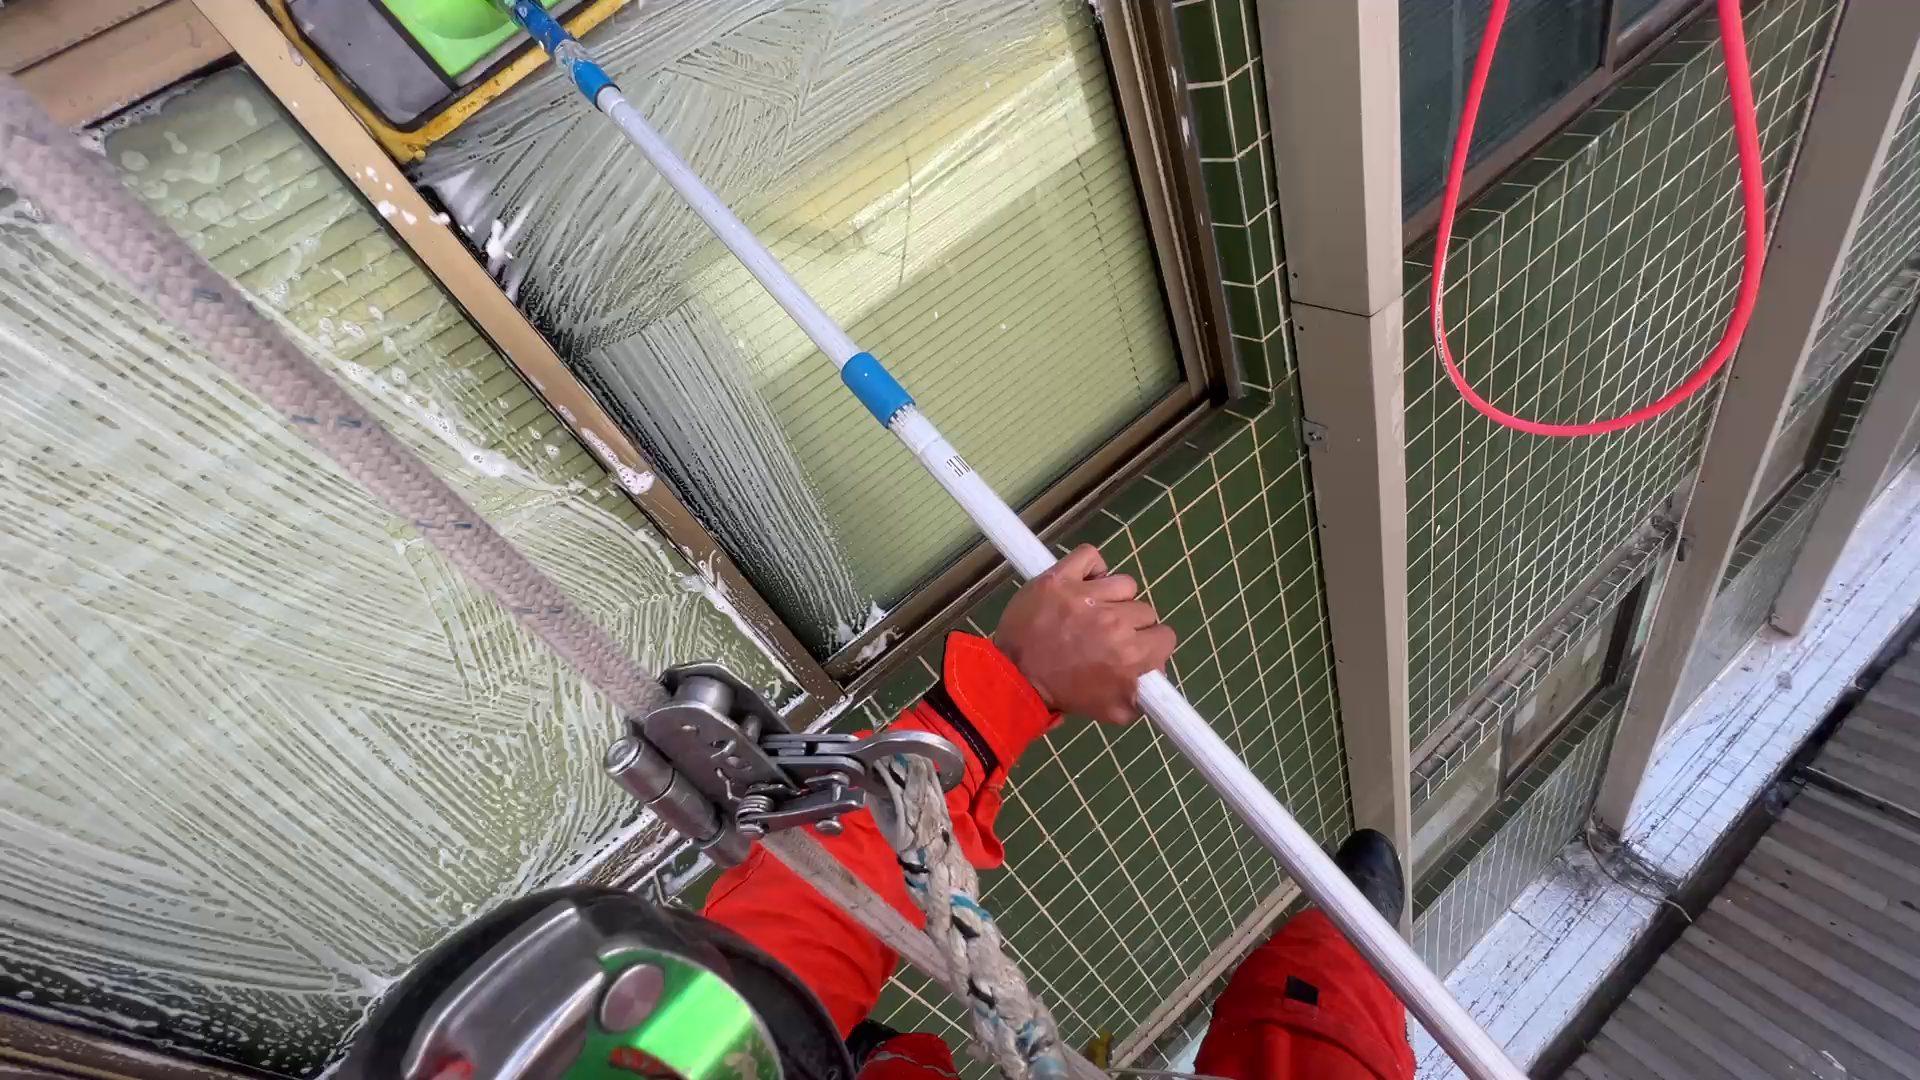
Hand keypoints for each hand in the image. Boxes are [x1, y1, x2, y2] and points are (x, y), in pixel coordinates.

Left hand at [993, 544, 1176, 723]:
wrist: (1013, 677)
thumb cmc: (1062, 694)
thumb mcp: (1113, 711)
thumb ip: (1143, 696)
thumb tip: (1156, 673)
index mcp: (1129, 654)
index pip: (1165, 636)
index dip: (1150, 644)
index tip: (1134, 647)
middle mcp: (1113, 621)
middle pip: (1143, 610)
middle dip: (1129, 624)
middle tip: (1106, 634)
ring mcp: (1085, 596)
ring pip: (1123, 584)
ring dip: (1113, 597)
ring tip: (1093, 610)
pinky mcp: (1059, 578)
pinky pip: (1090, 557)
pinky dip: (1092, 567)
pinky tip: (1085, 583)